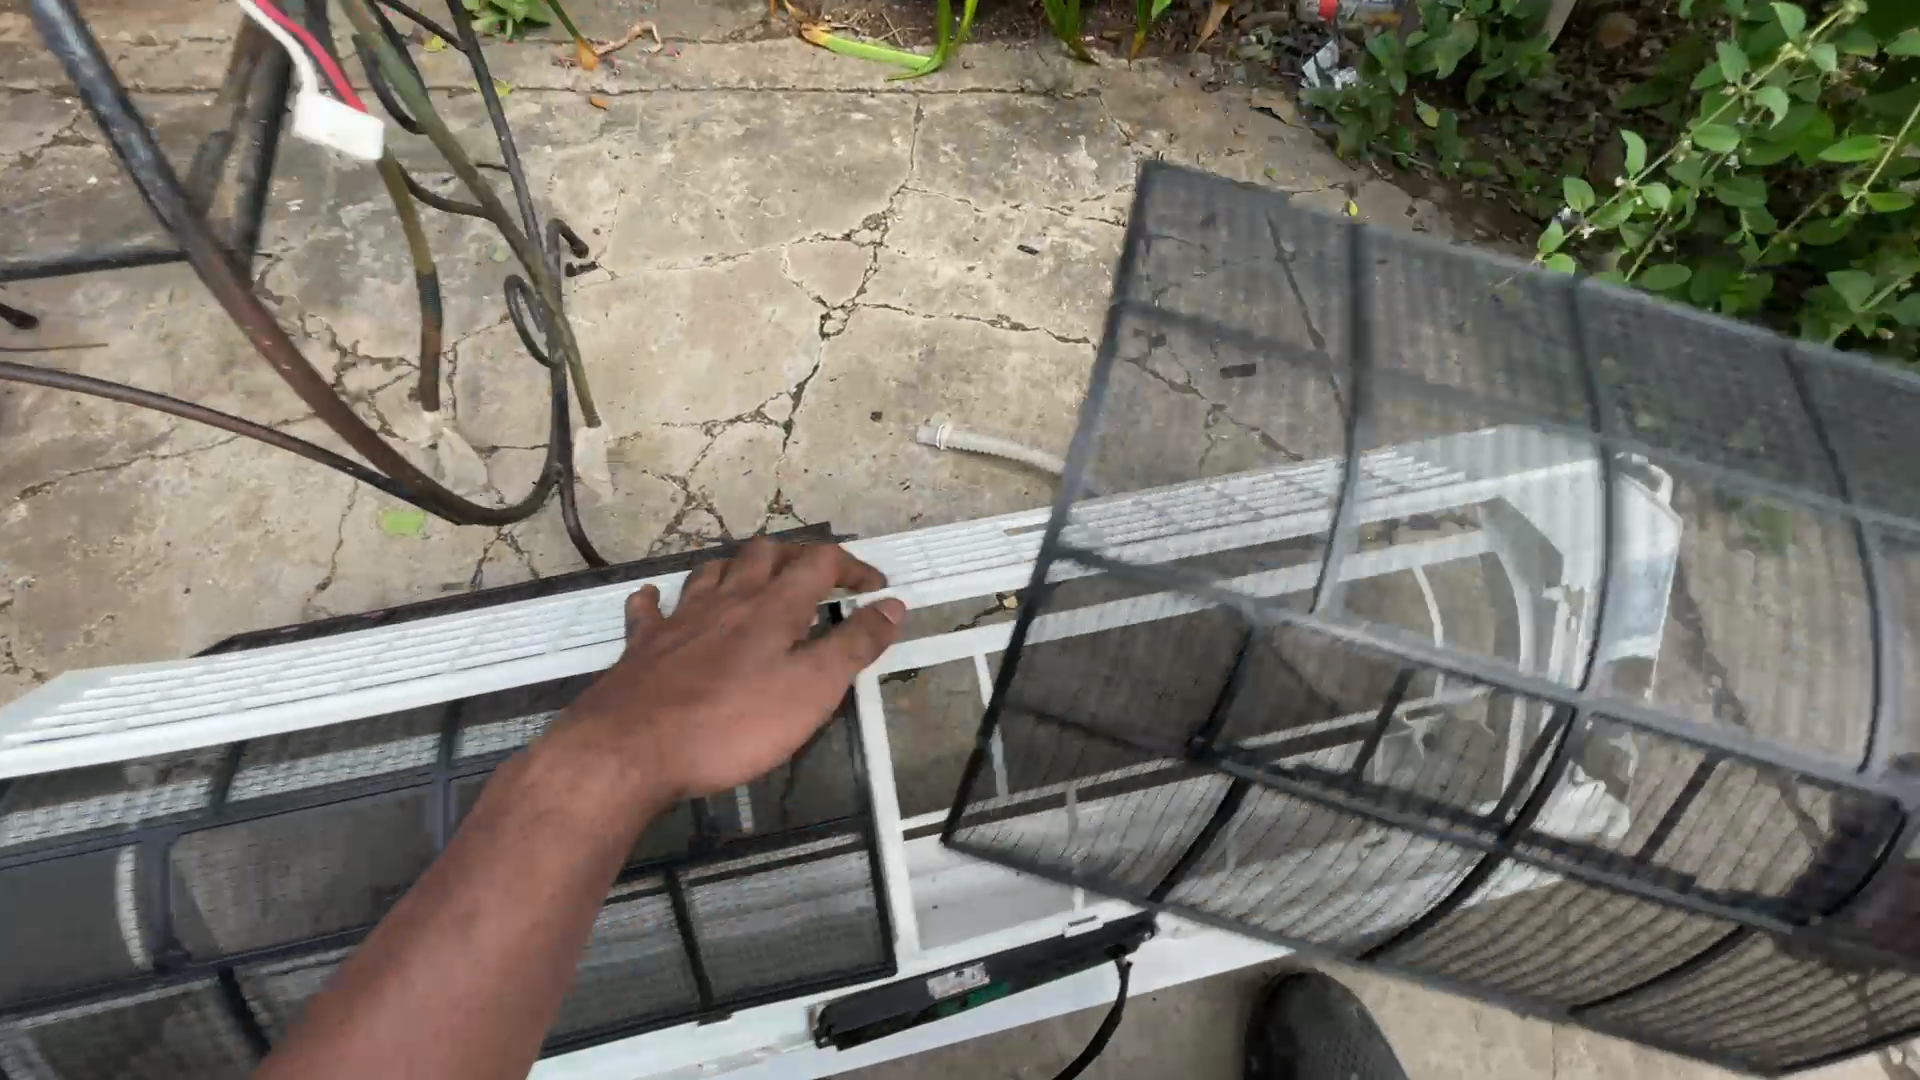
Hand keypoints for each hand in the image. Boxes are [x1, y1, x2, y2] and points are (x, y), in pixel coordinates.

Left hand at [553, 539, 906, 806]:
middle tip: (818, 579)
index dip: (854, 567)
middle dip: (798, 556)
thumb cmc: (732, 723)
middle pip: (765, 553)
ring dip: (740, 568)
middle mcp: (728, 599)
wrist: (629, 750)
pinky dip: (659, 600)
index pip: (821, 562)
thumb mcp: (813, 689)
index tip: (875, 588)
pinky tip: (657, 601)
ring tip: (755, 582)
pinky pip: (650, 608)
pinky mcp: (643, 646)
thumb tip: (893, 605)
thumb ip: (855, 645)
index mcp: (773, 607)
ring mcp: (681, 619)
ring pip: (712, 570)